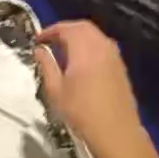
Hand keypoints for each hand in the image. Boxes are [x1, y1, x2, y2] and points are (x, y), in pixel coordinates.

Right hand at [33, 21, 146, 157]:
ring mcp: (114, 55)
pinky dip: (89, 47)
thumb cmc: (80, 112)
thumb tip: (39, 50)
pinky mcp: (120, 66)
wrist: (115, 130)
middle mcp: (102, 46)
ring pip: (95, 36)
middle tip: (50, 42)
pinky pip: (102, 46)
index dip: (50, 31)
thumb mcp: (56, 90)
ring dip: (78, 38)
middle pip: (83, 27)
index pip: (66, 28)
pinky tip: (80, 63)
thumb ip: (47, 65)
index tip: (38, 39)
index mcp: (84, 49)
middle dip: (65, 30)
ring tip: (63, 51)